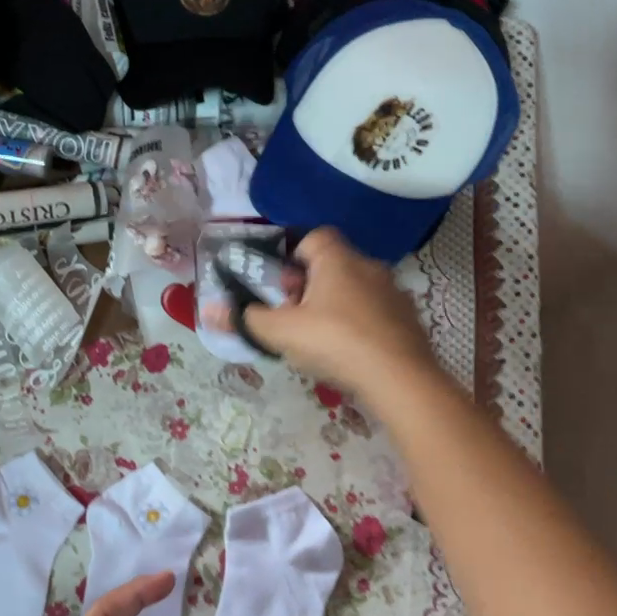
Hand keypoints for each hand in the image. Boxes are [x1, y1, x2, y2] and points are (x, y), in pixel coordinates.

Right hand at [238, 227, 435, 397]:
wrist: (400, 379)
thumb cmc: (334, 342)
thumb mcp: (279, 332)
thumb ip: (244, 319)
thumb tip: (208, 310)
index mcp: (337, 260)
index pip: (314, 237)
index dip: (293, 255)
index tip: (281, 286)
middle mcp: (369, 267)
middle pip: (332, 265)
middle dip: (309, 287)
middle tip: (292, 317)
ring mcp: (393, 294)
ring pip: (354, 291)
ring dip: (334, 307)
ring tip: (318, 339)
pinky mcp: (408, 320)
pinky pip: (374, 314)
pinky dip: (358, 326)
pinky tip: (348, 354)